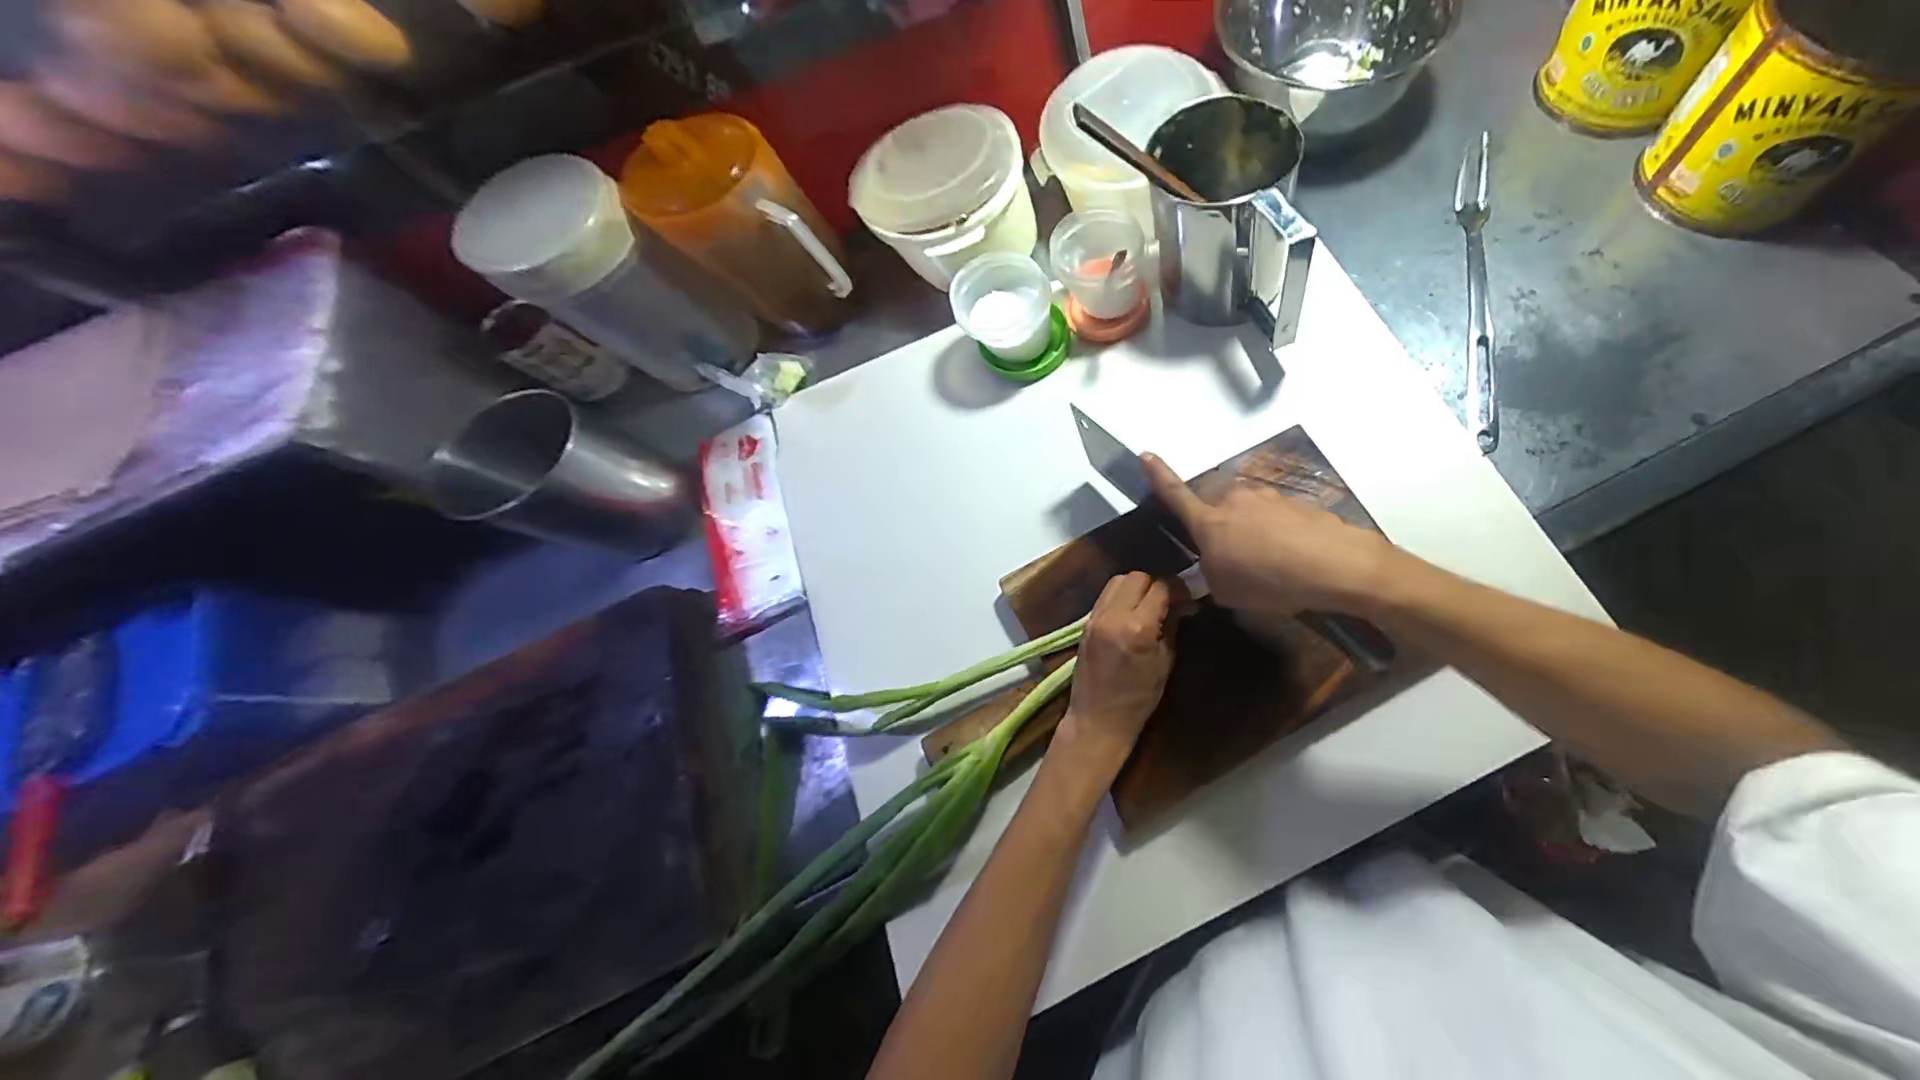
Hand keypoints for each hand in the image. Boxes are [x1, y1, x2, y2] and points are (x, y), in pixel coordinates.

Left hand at [1057, 572, 1174, 775]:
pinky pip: (1105, 596)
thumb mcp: (1165, 662)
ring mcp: (1095, 617)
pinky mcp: (1085, 623)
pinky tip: (1132, 612)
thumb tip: (1183, 604)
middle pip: (1137, 577)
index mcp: (1137, 627)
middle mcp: (1112, 615)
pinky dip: (1121, 596)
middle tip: (1170, 602)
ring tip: (1150, 606)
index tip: (1188, 599)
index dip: (1178, 588)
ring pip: (1118, 581)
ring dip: (1137, 587)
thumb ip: (1171, 626)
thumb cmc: (1138, 698)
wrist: (1098, 718)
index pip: (1160, 587)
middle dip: (1156, 584)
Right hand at [1142, 453, 1404, 617]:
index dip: (1158, 475)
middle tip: (1234, 560)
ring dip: (1253, 534)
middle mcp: (1234, 501)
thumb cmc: (1269, 581)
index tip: (1146, 455)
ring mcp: (1269, 499)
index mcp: (1209, 522)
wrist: (1337, 567)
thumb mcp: (1225, 592)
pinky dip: (1281, 537)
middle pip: (1218, 509)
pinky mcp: (1299, 504)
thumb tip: (1213, 567)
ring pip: (1250, 515)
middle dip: (1221, 528)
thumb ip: (1210, 575)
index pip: (1175, 495)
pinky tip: (1296, 562)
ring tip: (1271, 567)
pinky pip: (1279, 521)